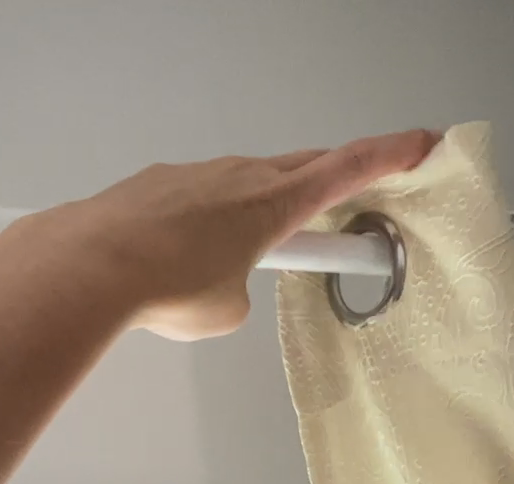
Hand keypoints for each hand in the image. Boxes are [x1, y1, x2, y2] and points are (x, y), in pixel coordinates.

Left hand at [52, 129, 439, 340]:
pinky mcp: (164, 183)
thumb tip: (226, 284)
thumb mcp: (229, 310)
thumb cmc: (165, 284)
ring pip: (252, 181)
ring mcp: (200, 175)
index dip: (391, 156)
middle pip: (304, 167)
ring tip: (254, 249)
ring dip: (264, 209)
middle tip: (351, 195)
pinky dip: (214, 219)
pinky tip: (194, 251)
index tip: (420, 144)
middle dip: (332, 181)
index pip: (348, 168)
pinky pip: (206, 195)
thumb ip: (244, 290)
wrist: (93, 264)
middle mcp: (241, 177)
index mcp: (274, 203)